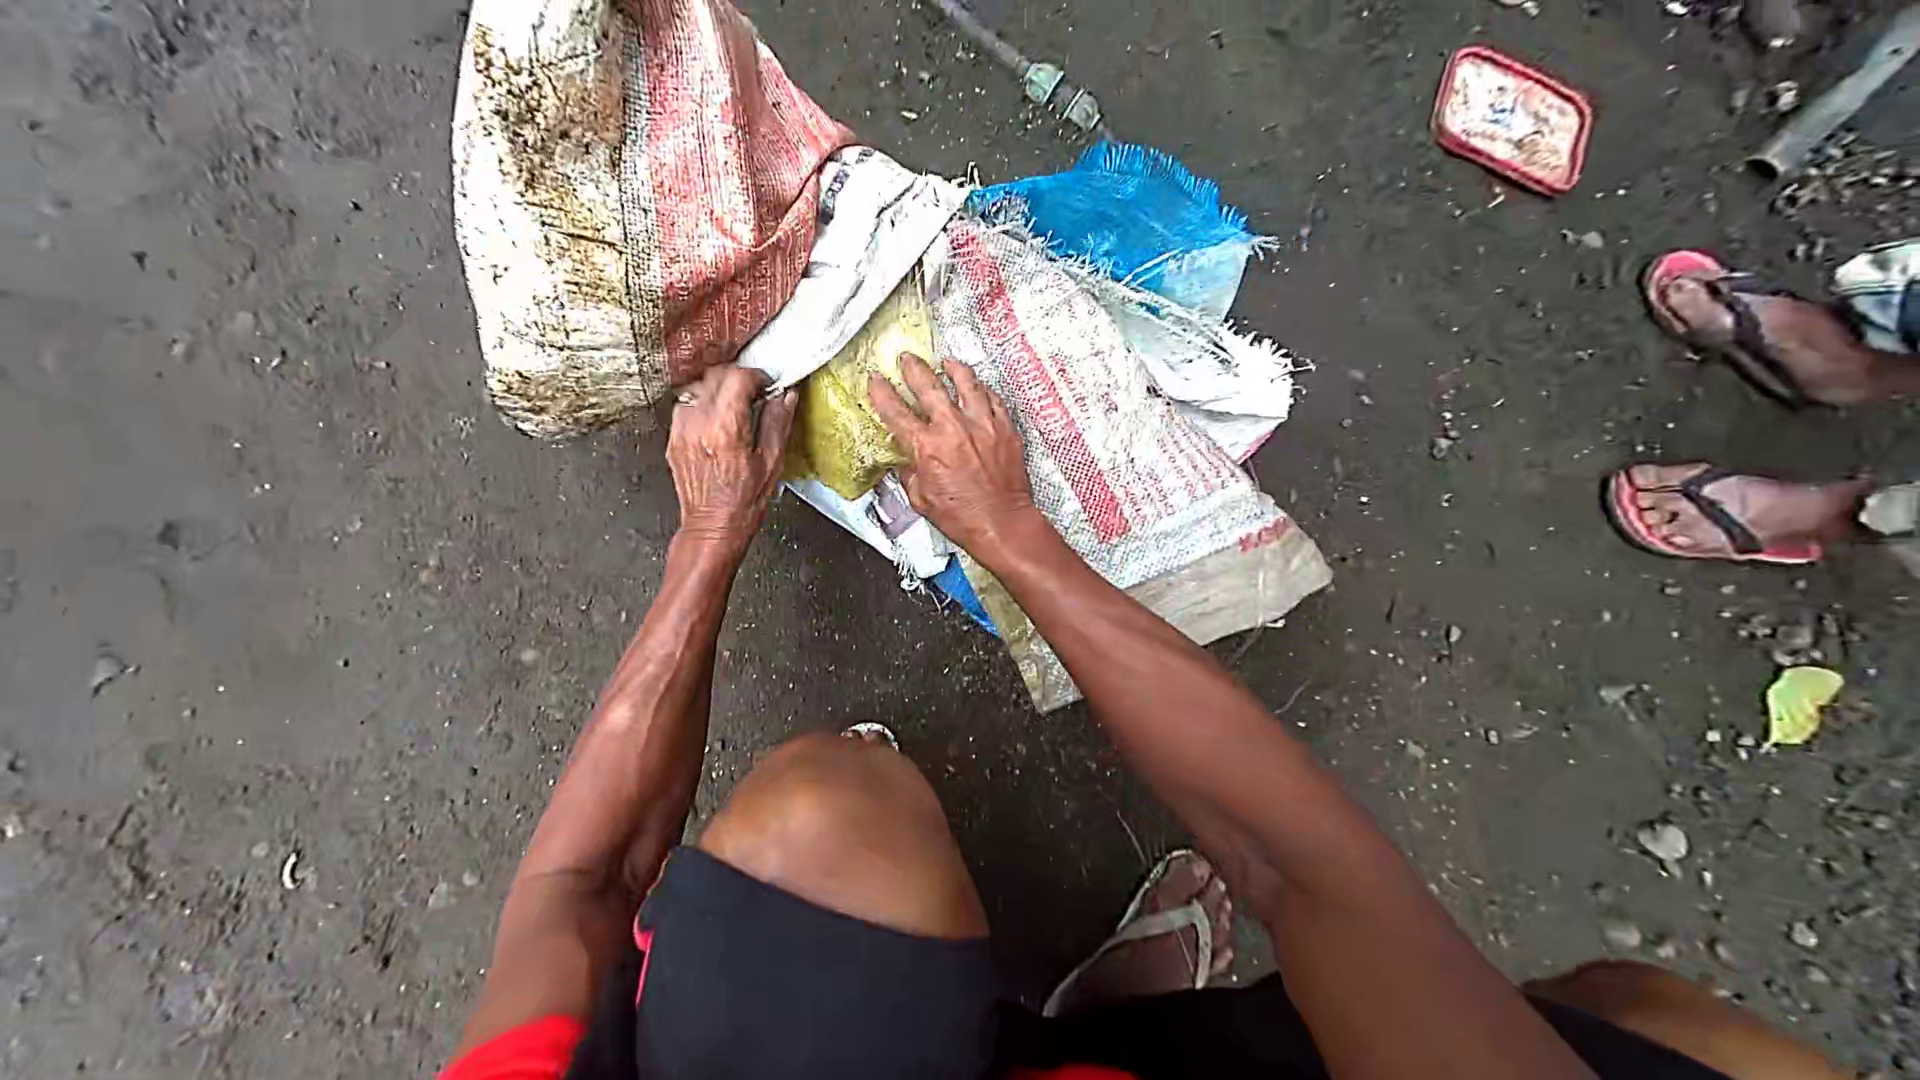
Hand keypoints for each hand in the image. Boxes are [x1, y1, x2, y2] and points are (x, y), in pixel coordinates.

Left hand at [668, 366, 796, 556]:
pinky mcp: (673, 438)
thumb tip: (786, 396)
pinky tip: (717, 421)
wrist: (712, 526)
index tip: (767, 384)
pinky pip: (686, 406)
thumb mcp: (771, 462)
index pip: (738, 377)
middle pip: (715, 375)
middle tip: (755, 393)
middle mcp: (699, 423)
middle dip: (738, 379)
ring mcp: (681, 430)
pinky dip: (703, 405)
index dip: (756, 376)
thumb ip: (778, 423)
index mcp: (727, 427)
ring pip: (698, 387)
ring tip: (735, 407)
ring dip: (719, 390)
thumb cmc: (743, 502)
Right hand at [867, 353, 1040, 558]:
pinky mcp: (1005, 429)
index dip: (882, 393)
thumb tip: (904, 459)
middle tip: (907, 359)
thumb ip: (909, 472)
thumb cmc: (963, 517)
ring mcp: (983, 426)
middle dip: (914, 368)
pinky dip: (983, 389)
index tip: (876, 381)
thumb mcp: (921, 499)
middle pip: (929, 385)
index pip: (896, 411)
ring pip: (966, 382)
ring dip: (953, 369)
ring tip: (947, 362)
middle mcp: (954, 429)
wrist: (1002, 523)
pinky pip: (993, 398)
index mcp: (927, 448)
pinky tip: (978, 387)